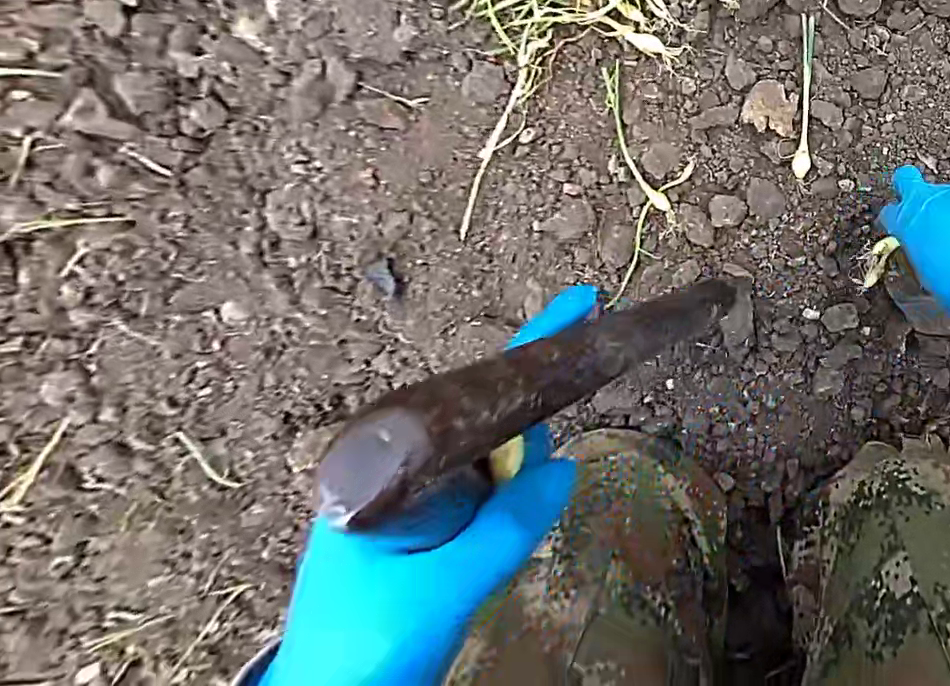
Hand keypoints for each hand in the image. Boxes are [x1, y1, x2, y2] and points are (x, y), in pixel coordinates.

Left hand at [262, 285, 597, 685]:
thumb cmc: (367, 647)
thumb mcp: (442, 588)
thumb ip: (507, 529)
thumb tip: (564, 469)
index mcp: (391, 469)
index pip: (471, 390)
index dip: (531, 346)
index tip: (582, 303)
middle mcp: (410, 467)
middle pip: (496, 418)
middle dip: (528, 441)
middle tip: (517, 499)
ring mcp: (427, 494)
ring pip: (505, 456)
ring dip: (522, 481)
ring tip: (490, 545)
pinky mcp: (444, 520)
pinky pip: (502, 489)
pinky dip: (519, 499)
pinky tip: (508, 530)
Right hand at [879, 165, 949, 316]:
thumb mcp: (924, 269)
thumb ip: (919, 247)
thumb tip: (924, 244)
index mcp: (907, 222)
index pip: (890, 211)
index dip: (897, 217)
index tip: (903, 223)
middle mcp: (928, 200)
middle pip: (909, 180)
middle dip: (914, 192)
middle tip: (925, 210)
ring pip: (949, 194)